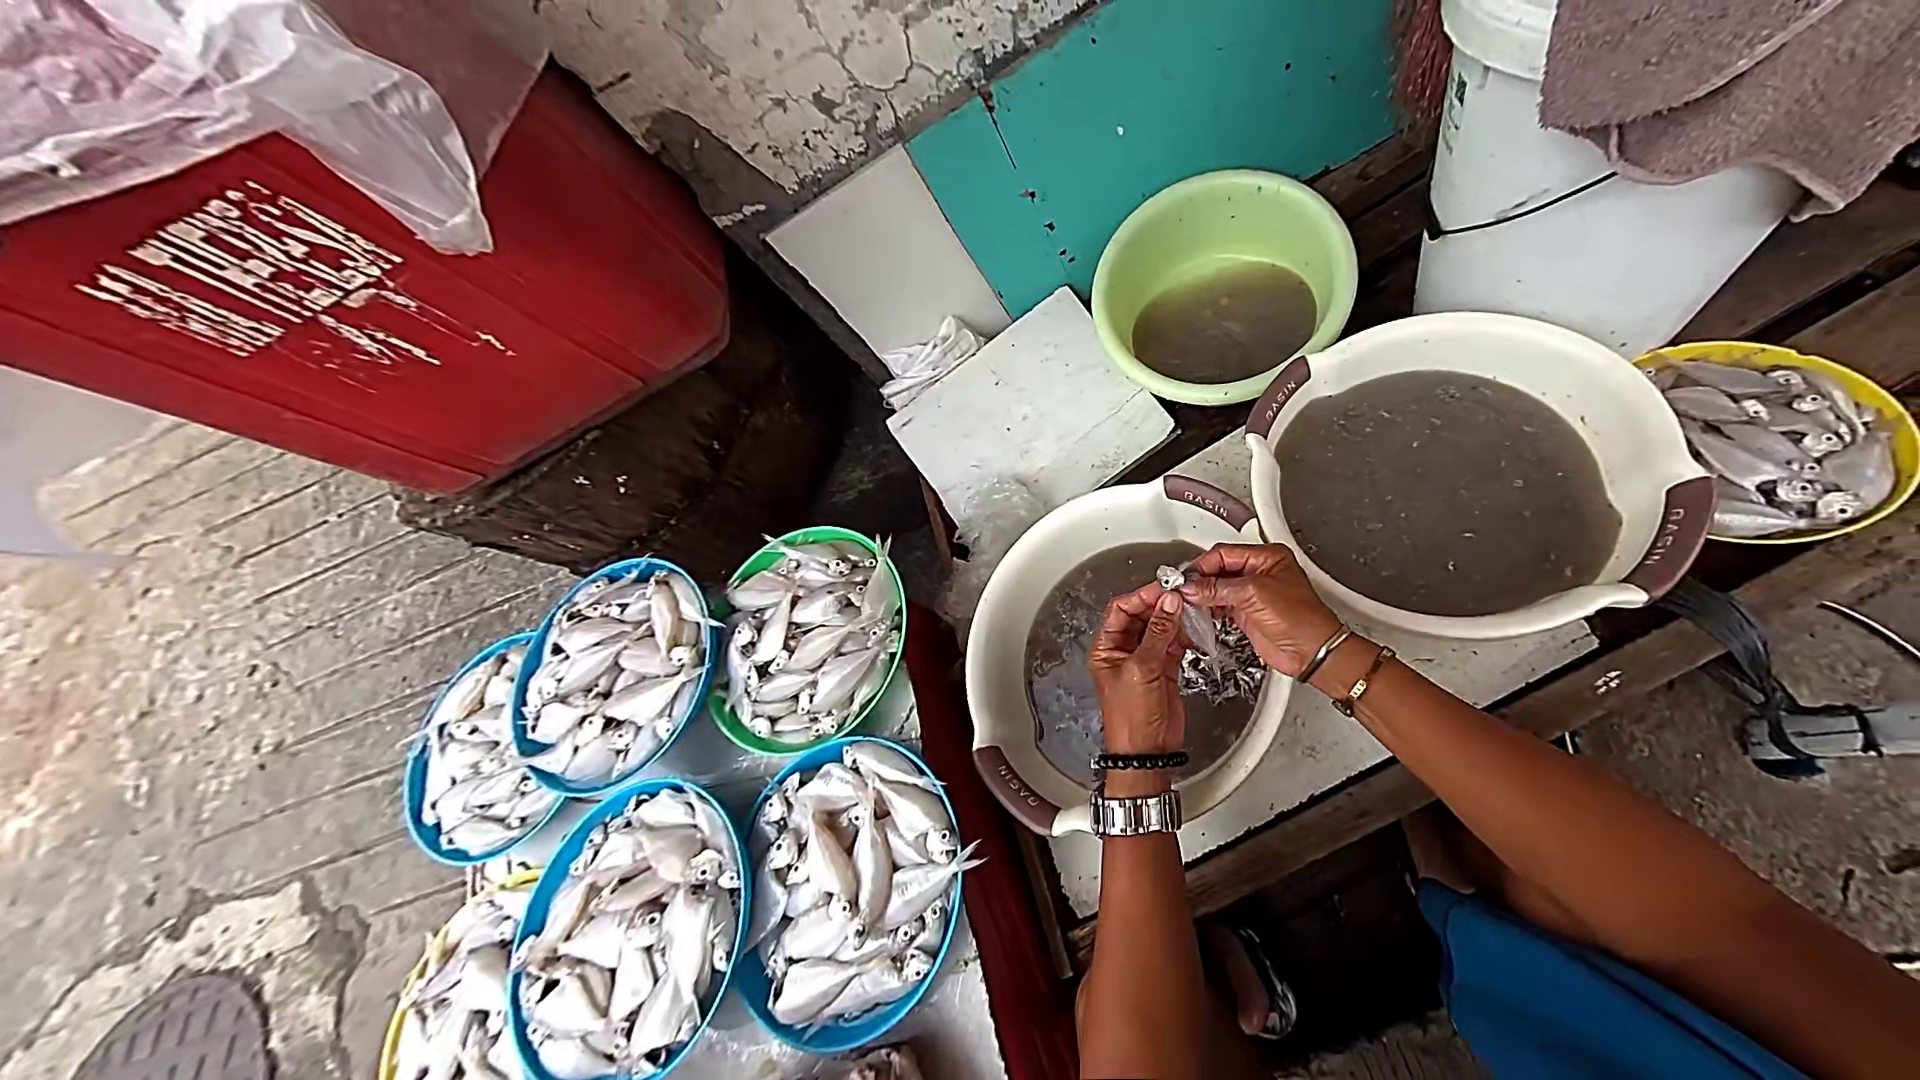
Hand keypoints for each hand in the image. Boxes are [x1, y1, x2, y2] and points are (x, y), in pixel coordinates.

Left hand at [1087, 583, 1187, 756]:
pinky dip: (1184, 634)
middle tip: (1181, 596)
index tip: (1164, 589)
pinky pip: (1173, 643)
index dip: (1142, 596)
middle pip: (1141, 615)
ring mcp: (1144, 658)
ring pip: (1159, 627)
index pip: (1121, 610)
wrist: (1148, 750)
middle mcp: (1123, 650)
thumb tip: (1168, 604)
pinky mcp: (1163, 668)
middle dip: (1160, 604)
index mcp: (1106, 647)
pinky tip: (1194, 627)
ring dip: (1174, 618)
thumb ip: (1157, 634)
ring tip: (1190, 608)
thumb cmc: (1131, 717)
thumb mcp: (1142, 670)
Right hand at [1177, 543, 1342, 677]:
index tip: (1187, 578)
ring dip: (1203, 595)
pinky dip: (1209, 608)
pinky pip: (1220, 605)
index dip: (1203, 565)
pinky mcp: (1246, 612)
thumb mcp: (1253, 594)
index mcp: (1267, 557)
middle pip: (1218, 569)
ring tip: (1190, 602)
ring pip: (1217, 588)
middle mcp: (1259, 572)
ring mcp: (1252, 593)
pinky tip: (1201, 612)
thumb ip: (1218, 588)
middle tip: (1185, 590)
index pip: (1223, 553)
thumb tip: (1192, 587)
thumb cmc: (1301, 620)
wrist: (1311, 652)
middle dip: (1201, 580)